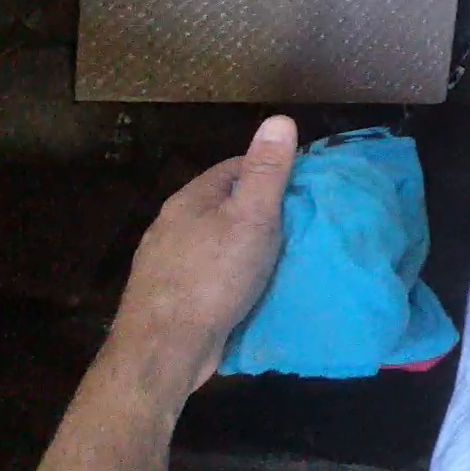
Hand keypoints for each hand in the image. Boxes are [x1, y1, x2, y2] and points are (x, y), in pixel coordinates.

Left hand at [104, 116, 297, 394]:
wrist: (164, 351)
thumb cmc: (215, 275)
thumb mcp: (254, 216)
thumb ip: (268, 170)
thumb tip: (279, 119)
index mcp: (190, 200)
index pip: (238, 166)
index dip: (275, 171)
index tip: (306, 187)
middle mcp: (170, 225)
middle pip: (227, 201)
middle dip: (263, 206)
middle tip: (300, 219)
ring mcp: (165, 261)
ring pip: (218, 234)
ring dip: (247, 237)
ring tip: (282, 248)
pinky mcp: (169, 292)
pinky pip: (209, 265)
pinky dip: (232, 265)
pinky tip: (250, 279)